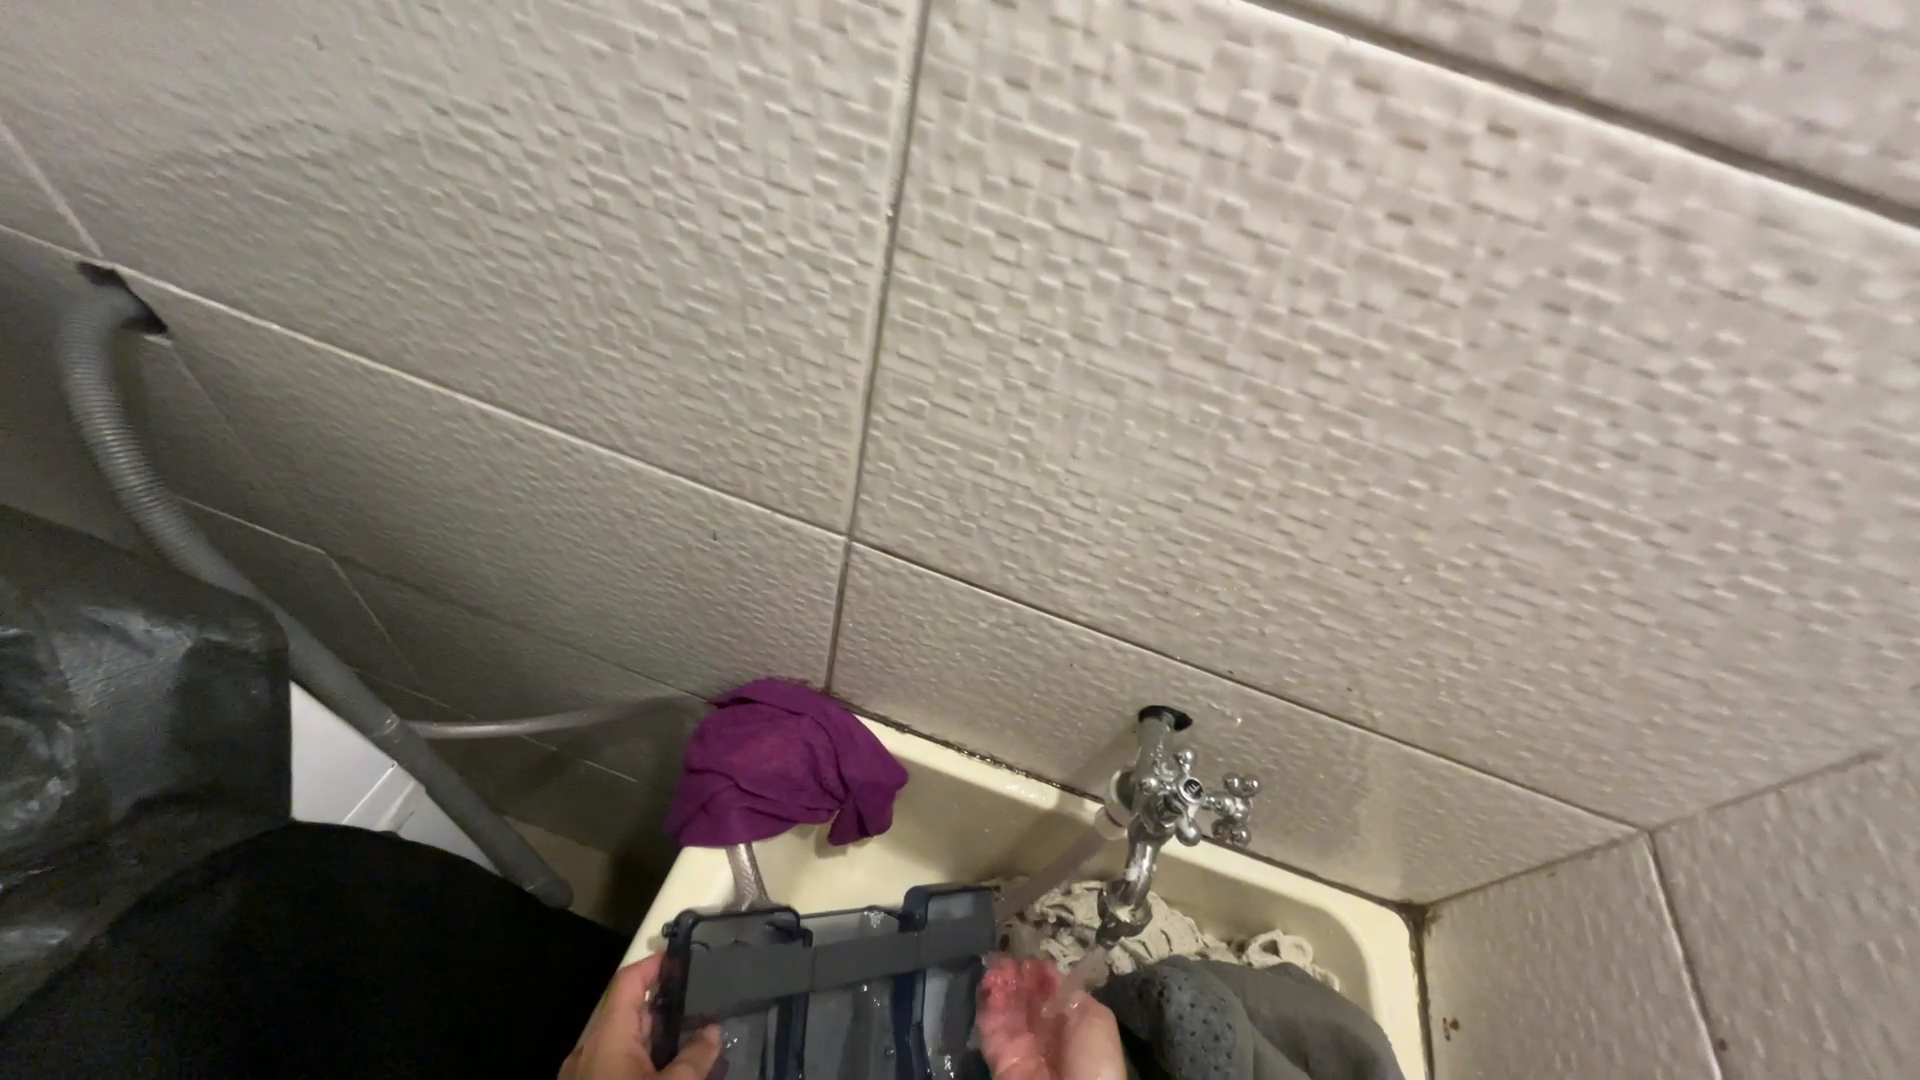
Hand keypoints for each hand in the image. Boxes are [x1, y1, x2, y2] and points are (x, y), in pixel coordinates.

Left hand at [561, 953, 722, 1079]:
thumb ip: (695, 1058)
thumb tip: (713, 1031)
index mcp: (606, 1037)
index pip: (628, 981)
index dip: (656, 964)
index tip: (687, 958)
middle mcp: (589, 1050)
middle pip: (626, 1010)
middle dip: (665, 1003)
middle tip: (702, 998)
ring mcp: (585, 1077)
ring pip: (624, 1040)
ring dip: (657, 1035)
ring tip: (694, 1034)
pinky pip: (617, 1065)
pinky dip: (645, 1059)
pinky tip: (672, 1068)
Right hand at [977, 956, 1124, 1079]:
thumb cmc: (1093, 1060)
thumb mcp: (1096, 1019)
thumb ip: (1071, 992)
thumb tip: (1048, 972)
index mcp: (1065, 1020)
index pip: (1045, 989)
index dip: (1036, 972)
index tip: (1031, 961)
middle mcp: (1040, 1030)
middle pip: (1022, 994)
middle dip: (1014, 974)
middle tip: (1009, 961)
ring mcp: (1018, 1042)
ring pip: (1003, 1005)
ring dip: (998, 983)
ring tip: (998, 971)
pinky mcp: (999, 1056)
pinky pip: (988, 1026)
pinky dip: (987, 1004)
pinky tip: (992, 987)